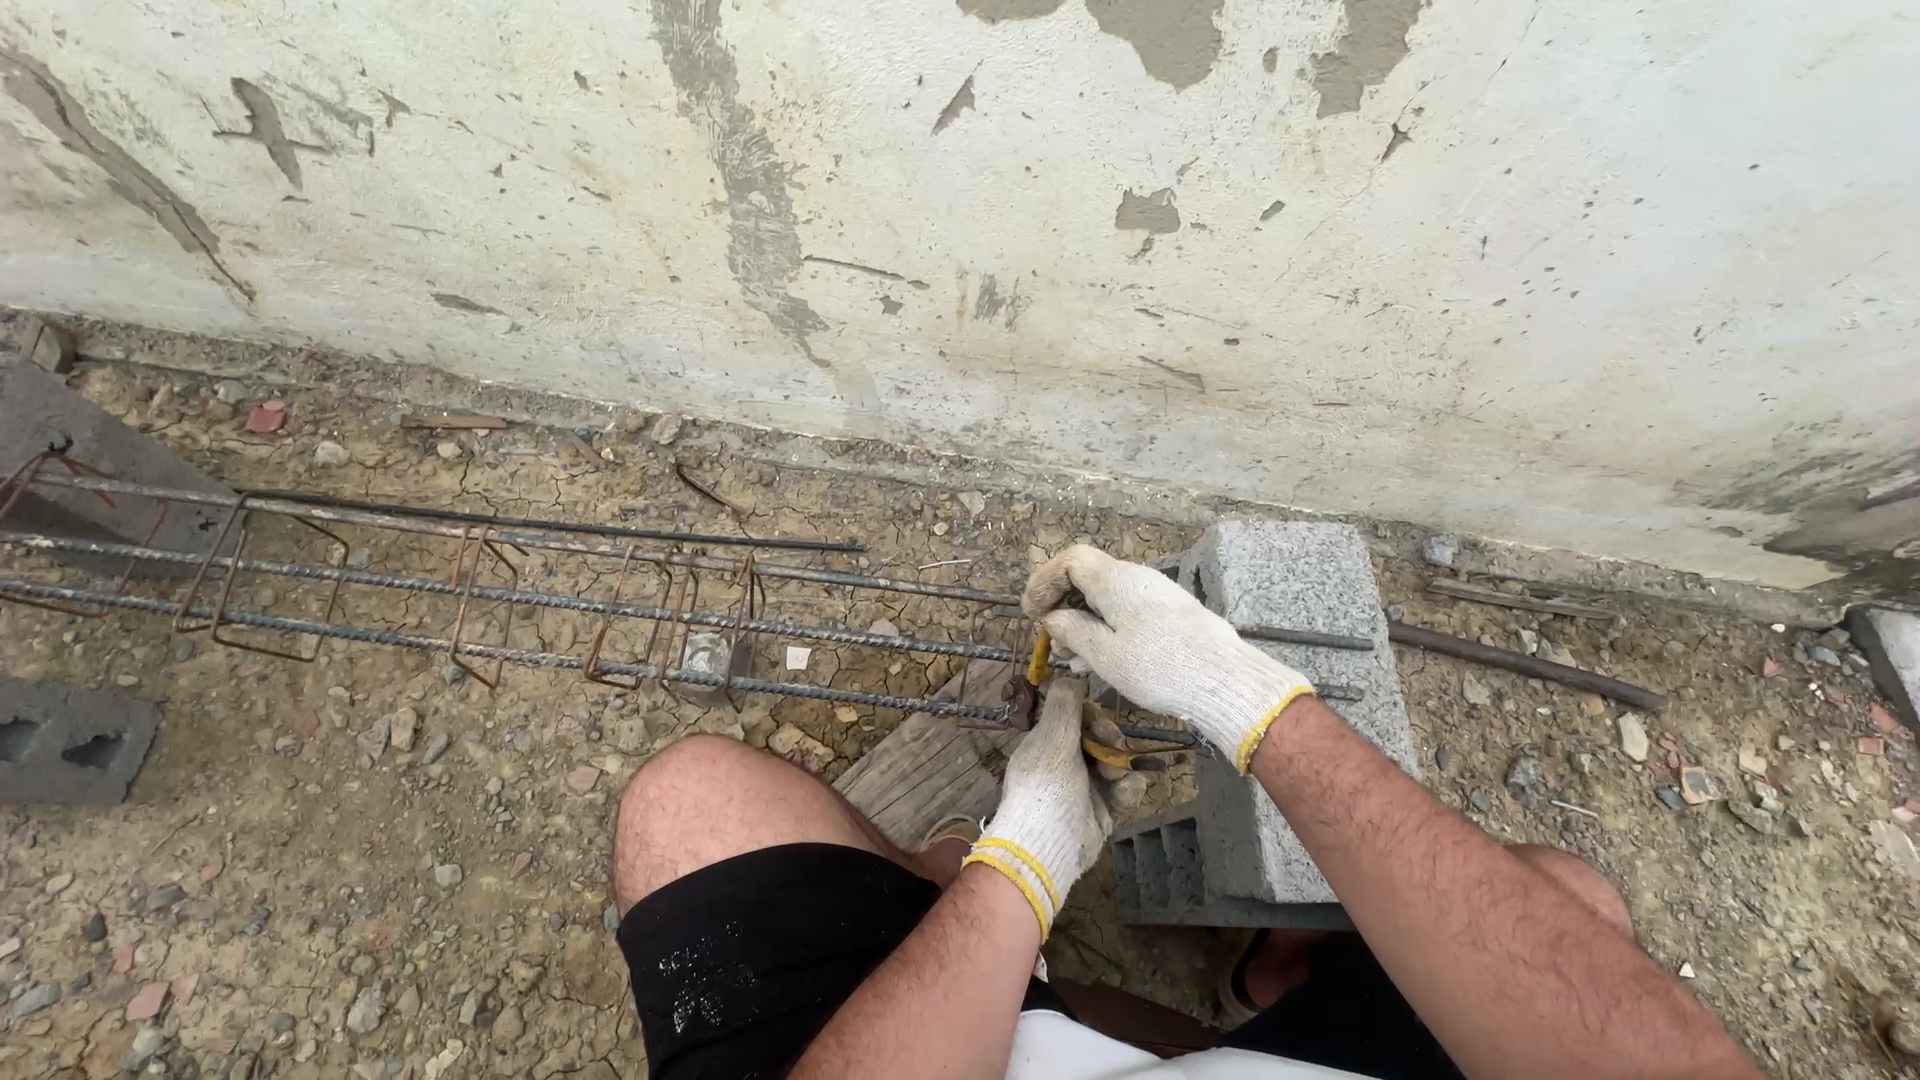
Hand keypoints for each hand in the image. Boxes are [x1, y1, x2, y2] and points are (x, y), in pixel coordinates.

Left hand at [963, 678, 1111, 939]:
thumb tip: (1070, 677)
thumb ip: (1064, 704)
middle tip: (1112, 745)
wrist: (1049, 844)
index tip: (1099, 721)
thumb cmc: (1046, 784)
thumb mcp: (1051, 737)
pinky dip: (1128, 789)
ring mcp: (1086, 788)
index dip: (1092, 716)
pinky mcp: (1104, 811)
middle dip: (1111, 739)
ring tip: (1114, 777)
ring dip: (1121, 765)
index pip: (1077, 718)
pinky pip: (1125, 790)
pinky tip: (1125, 791)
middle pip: (1101, 738)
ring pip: (1117, 763)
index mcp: (1047, 743)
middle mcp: (1066, 762)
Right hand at [1023, 545, 1314, 771]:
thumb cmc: (1159, 668)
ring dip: (1086, 621)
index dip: (1045, 581)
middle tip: (1052, 639)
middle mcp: (1138, 578)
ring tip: (1075, 658)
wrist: (1226, 683)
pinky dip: (1108, 628)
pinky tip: (1106, 660)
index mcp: (1116, 580)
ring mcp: (1159, 595)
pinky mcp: (1173, 614)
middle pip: (1090, 577)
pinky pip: (1129, 612)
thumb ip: (1074, 631)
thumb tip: (1055, 618)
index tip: (1032, 613)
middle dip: (1064, 604)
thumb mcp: (1105, 654)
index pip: (1071, 560)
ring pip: (1110, 598)